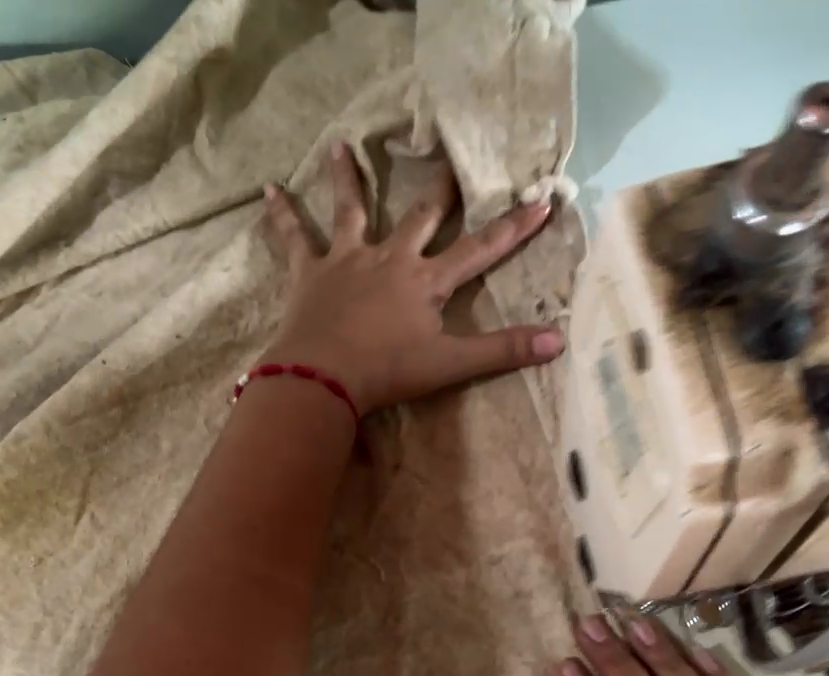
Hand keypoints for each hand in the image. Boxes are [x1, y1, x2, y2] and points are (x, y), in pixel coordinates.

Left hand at [261, 143, 564, 412]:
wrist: (323, 377)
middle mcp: (390, 258)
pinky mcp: (310, 273)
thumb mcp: (451, 364)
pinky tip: (268, 191)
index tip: (541, 202)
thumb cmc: (388, 372)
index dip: (513, 229)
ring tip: (342, 145)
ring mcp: (348, 260)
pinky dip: (282, 215)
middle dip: (440, 189)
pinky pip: (294, 238)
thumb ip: (504, 351)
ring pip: (351, 210)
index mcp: (426, 281)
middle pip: (421, 216)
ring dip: (348, 178)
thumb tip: (559, 341)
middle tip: (448, 156)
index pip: (480, 250)